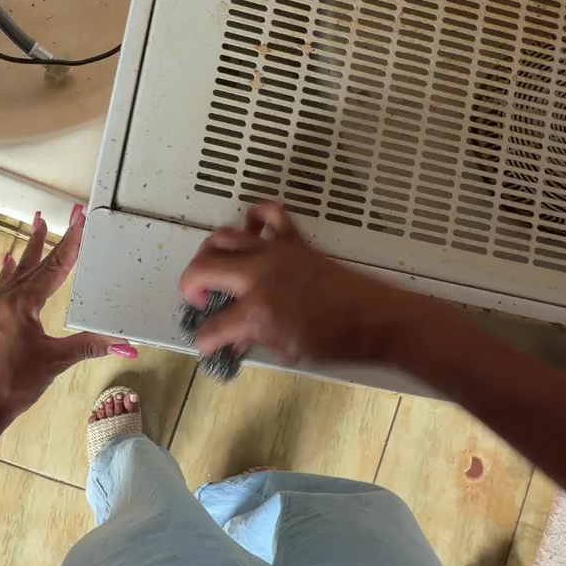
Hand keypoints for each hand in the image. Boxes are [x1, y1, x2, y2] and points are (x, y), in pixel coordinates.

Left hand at [0, 205, 132, 442]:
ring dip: (31, 249)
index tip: (79, 219)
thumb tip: (126, 343)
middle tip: (60, 213)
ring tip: (37, 224)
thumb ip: (89, 347)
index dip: (71, 243)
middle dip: (51, 239)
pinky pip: (3, 285)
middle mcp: (7, 299)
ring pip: (18, 271)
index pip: (54, 267)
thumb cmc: (14, 383)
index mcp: (22, 303)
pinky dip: (10, 271)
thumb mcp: (55, 362)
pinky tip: (9, 262)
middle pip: (35, 263)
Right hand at [178, 203, 408, 364]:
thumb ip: (254, 338)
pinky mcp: (294, 241)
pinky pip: (269, 215)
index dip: (204, 340)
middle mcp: (258, 276)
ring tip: (216, 268)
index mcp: (257, 311)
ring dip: (210, 253)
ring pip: (223, 237)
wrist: (375, 319)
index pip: (213, 327)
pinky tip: (251, 233)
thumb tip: (235, 336)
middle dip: (190, 287)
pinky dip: (254, 219)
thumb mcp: (288, 351)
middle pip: (201, 269)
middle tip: (203, 301)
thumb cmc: (335, 342)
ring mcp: (275, 252)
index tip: (206, 344)